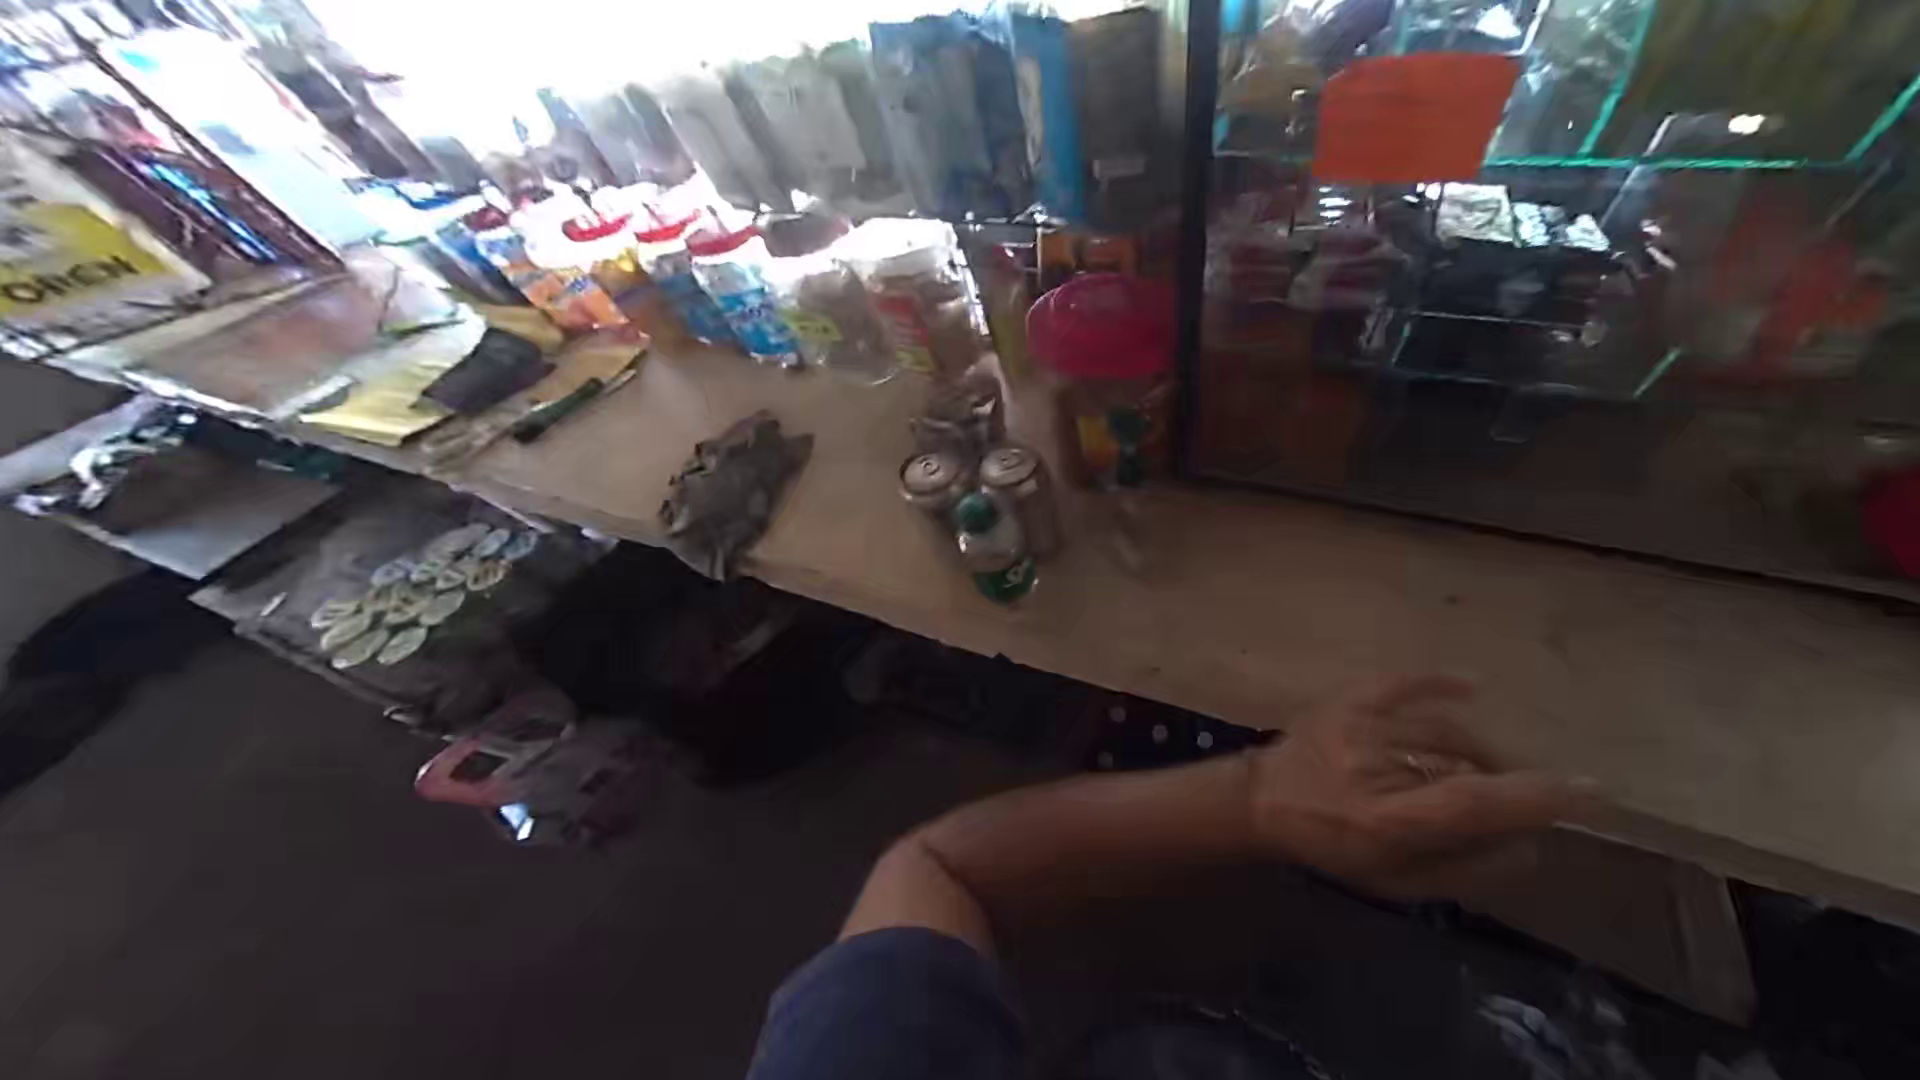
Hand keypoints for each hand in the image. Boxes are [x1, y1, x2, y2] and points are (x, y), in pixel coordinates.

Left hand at [1248, 675, 1591, 897]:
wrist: (1264, 800)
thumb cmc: (1333, 847)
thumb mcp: (1398, 882)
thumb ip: (1466, 869)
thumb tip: (1530, 843)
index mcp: (1388, 819)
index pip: (1474, 803)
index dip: (1535, 797)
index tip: (1590, 791)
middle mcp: (1374, 765)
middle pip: (1465, 763)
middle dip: (1504, 779)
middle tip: (1515, 793)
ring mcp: (1357, 726)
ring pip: (1443, 729)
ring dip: (1477, 748)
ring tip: (1486, 764)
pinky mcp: (1343, 702)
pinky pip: (1397, 683)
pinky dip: (1436, 682)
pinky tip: (1470, 684)